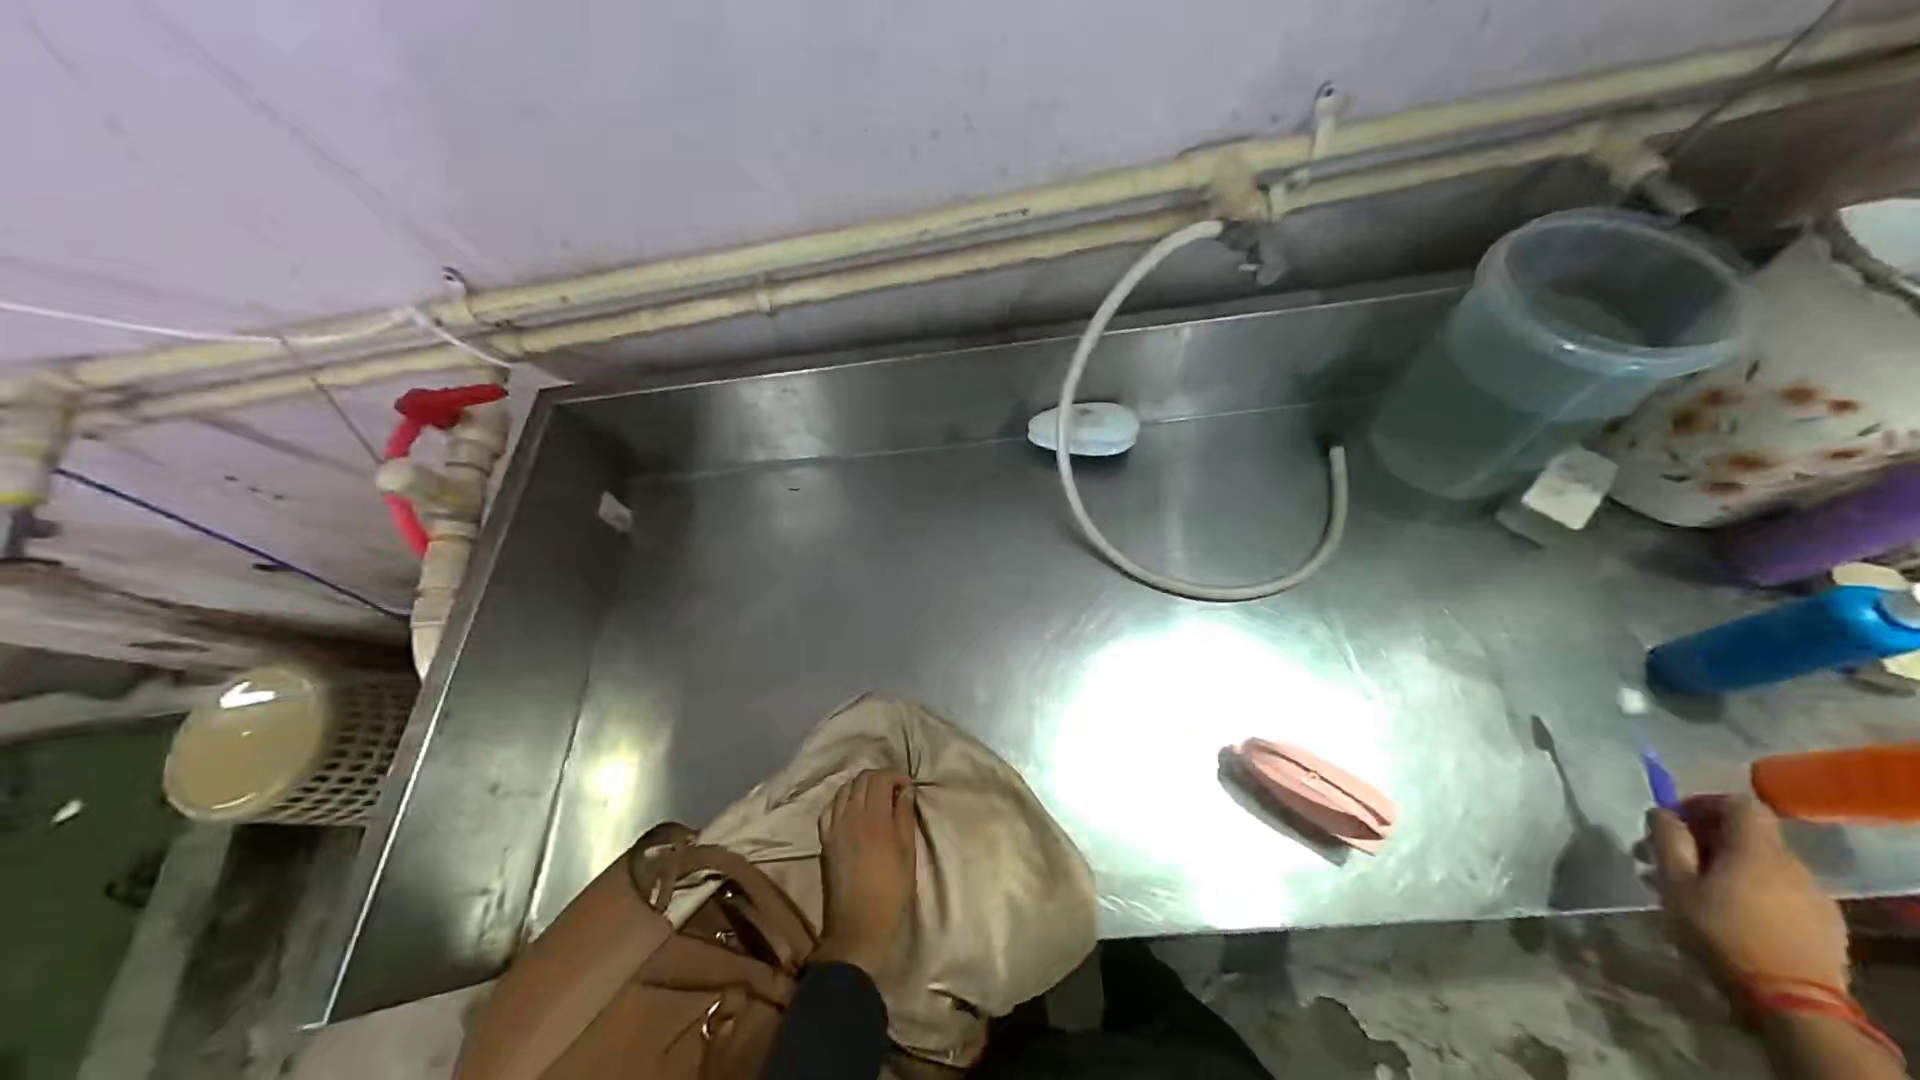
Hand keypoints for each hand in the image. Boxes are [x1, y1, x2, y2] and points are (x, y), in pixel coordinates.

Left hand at [814, 769, 916, 978]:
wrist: (859, 924)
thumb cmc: (891, 890)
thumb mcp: (907, 852)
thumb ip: (905, 816)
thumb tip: (906, 790)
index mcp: (874, 818)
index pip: (880, 779)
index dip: (896, 775)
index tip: (908, 786)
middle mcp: (850, 816)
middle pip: (861, 779)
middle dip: (880, 778)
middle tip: (895, 790)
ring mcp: (834, 827)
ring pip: (844, 790)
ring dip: (861, 787)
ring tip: (876, 798)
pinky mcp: (825, 839)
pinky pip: (830, 808)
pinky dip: (843, 800)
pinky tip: (853, 810)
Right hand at [1648, 795, 1849, 991]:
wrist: (1791, 1002)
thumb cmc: (1720, 931)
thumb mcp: (1675, 882)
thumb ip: (1667, 839)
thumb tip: (1663, 812)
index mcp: (1758, 850)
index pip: (1739, 803)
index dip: (1703, 803)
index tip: (1672, 821)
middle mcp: (1793, 866)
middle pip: (1745, 835)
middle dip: (1700, 840)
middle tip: (1663, 859)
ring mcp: (1814, 897)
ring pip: (1759, 865)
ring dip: (1719, 866)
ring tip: (1688, 890)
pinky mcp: (1823, 924)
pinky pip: (1778, 891)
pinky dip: (1746, 889)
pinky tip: (1724, 912)